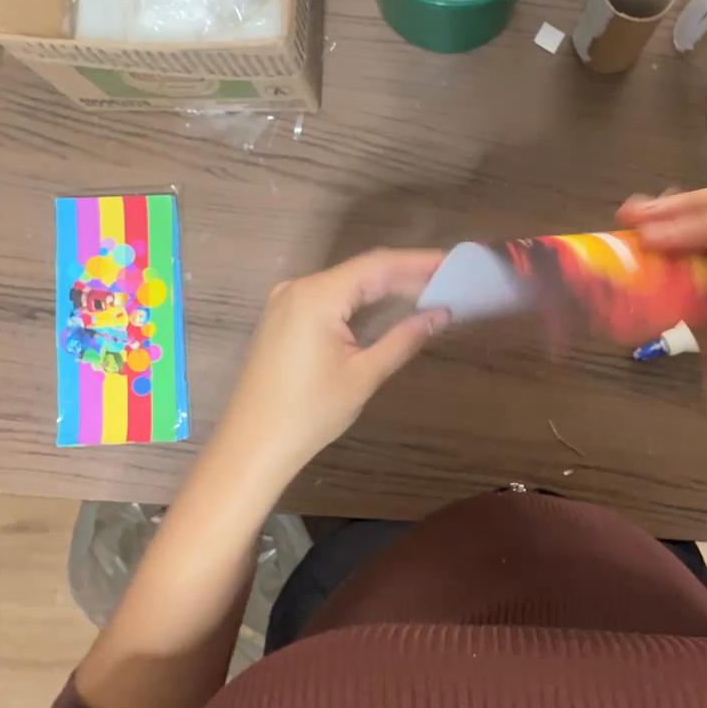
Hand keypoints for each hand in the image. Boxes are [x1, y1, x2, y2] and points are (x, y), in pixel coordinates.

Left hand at [214, 249, 448, 476]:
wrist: (253, 445)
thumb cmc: (309, 413)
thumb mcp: (363, 375)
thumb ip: (403, 339)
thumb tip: (441, 314)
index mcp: (316, 296)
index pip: (377, 266)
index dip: (418, 262)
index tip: (453, 263)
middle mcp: (298, 288)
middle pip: (361, 271)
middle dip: (406, 273)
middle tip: (449, 277)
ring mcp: (286, 301)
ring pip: (346, 283)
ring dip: (385, 285)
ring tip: (429, 287)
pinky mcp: (283, 318)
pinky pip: (329, 297)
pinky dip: (361, 299)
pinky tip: (388, 303)